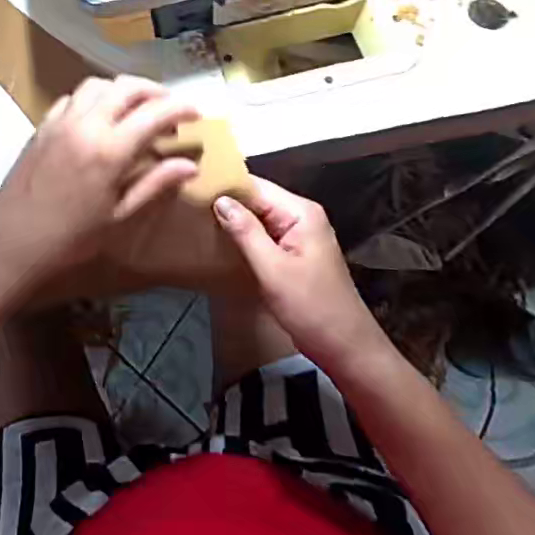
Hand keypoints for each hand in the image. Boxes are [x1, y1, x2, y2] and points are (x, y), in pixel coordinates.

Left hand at [0, 77, 199, 351]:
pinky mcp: (43, 126)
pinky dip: (94, 99)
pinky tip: (99, 118)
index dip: (181, 109)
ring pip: (98, 85)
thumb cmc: (71, 238)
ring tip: (136, 109)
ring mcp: (61, 121)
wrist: (11, 241)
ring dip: (123, 90)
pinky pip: (73, 98)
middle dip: (155, 91)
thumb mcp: (120, 216)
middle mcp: (87, 124)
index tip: (197, 115)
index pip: (156, 112)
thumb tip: (190, 164)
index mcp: (110, 148)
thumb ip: (156, 184)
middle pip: (127, 87)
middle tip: (170, 109)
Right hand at [213, 177, 389, 374]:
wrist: (345, 347)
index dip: (226, 187)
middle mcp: (302, 216)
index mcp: (301, 213)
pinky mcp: (294, 253)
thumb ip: (246, 232)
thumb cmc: (312, 308)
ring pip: (259, 218)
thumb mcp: (273, 270)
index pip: (257, 187)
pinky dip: (245, 238)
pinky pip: (264, 236)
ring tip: (197, 221)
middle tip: (189, 207)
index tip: (194, 189)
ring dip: (234, 221)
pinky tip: (221, 243)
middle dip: (227, 203)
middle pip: (258, 200)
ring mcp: (299, 235)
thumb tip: (220, 200)